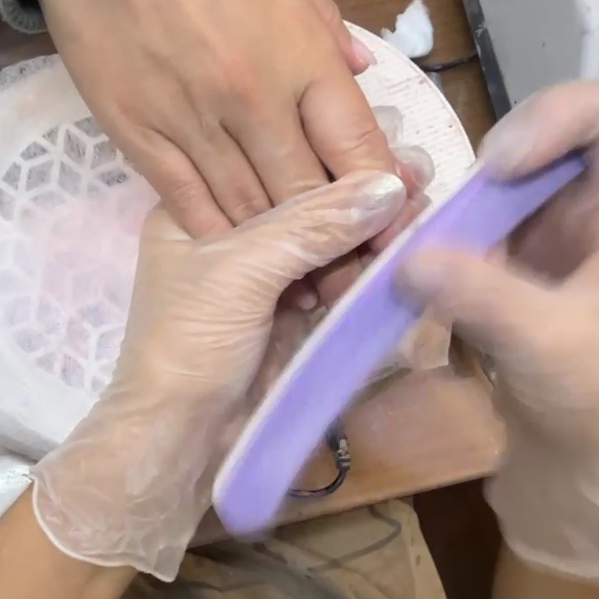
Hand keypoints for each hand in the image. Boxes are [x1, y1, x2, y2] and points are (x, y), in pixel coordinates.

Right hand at [26, 0, 395, 301]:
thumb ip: (324, 28)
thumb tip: (358, 78)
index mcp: (297, 54)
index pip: (355, 148)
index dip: (378, 196)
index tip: (385, 220)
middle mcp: (251, 102)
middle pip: (304, 196)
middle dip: (329, 237)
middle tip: (340, 260)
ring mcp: (190, 125)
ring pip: (246, 211)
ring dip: (272, 246)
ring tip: (291, 269)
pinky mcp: (138, 138)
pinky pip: (188, 204)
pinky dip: (217, 232)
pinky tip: (233, 248)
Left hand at [33, 171, 407, 579]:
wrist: (183, 436)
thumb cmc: (191, 344)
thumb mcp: (241, 271)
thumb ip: (313, 224)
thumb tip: (392, 184)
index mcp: (193, 209)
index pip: (268, 163)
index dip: (329, 161)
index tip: (390, 162)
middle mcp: (227, 234)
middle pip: (303, 200)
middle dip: (358, 197)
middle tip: (415, 193)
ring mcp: (260, 276)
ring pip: (325, 238)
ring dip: (368, 233)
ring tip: (414, 224)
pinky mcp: (287, 311)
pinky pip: (333, 276)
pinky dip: (363, 268)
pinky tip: (397, 254)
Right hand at [396, 80, 598, 580]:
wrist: (575, 462)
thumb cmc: (588, 404)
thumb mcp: (540, 346)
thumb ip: (478, 295)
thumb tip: (405, 258)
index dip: (565, 112)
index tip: (502, 164)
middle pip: (559, 132)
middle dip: (499, 157)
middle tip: (455, 205)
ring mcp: (555, 238)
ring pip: (511, 179)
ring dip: (465, 199)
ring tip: (429, 239)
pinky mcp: (518, 266)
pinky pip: (480, 223)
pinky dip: (448, 233)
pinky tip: (424, 265)